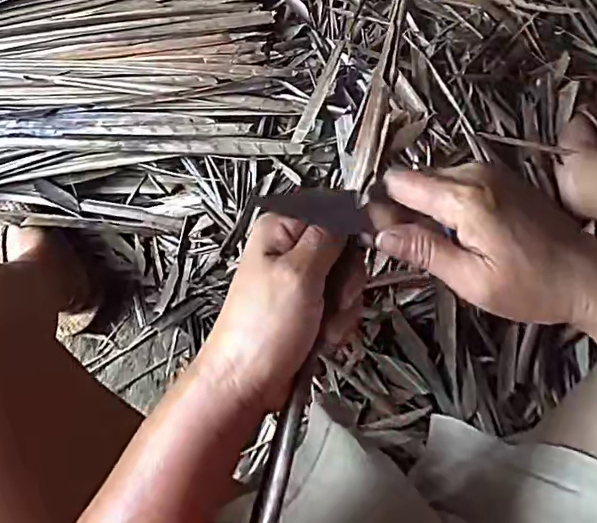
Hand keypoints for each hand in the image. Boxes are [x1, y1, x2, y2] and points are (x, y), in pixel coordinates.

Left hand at [194, 213, 364, 411]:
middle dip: (345, 282)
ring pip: (345, 281)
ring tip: (321, 325)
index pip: (333, 213)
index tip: (350, 261)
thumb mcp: (299, 274)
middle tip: (331, 299)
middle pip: (344, 250)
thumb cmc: (256, 332)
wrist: (246, 385)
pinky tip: (320, 337)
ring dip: (341, 310)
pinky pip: (340, 307)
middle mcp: (288, 249)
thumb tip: (347, 210)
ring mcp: (298, 279)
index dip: (349, 237)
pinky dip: (337, 325)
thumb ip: (327, 239)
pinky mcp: (307, 306)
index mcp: (279, 227)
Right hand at [374, 163, 596, 328]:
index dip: (384, 206)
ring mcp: (488, 170)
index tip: (381, 233)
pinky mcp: (499, 175)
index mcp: (464, 198)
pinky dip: (447, 202)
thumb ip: (424, 251)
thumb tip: (379, 234)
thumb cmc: (534, 287)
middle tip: (413, 247)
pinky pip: (455, 180)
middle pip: (415, 179)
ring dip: (427, 206)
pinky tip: (463, 232)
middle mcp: (473, 173)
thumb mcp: (473, 281)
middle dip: (404, 208)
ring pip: (434, 179)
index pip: (399, 183)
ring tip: (443, 244)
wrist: (591, 278)